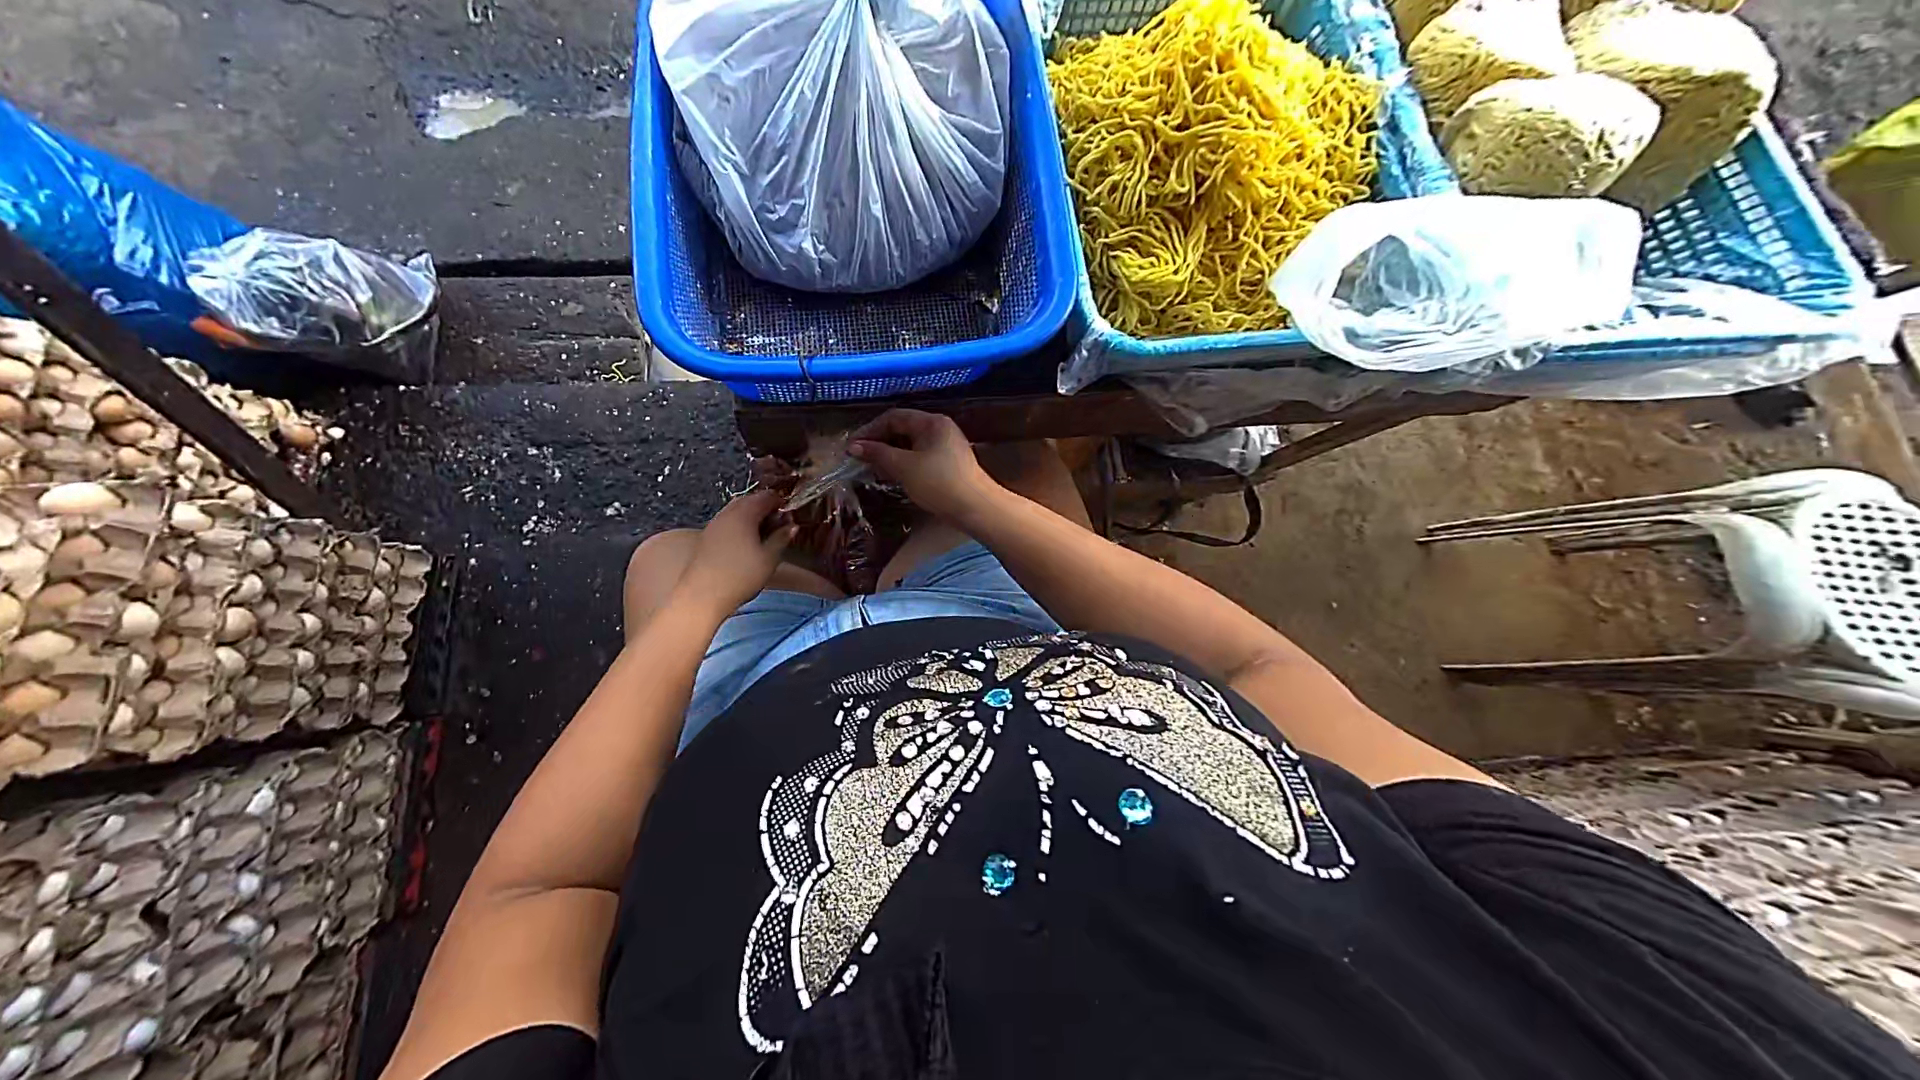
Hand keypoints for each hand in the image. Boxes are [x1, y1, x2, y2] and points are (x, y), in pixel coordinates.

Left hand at [675, 491, 796, 616]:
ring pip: (736, 511)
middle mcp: (727, 513)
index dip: (780, 502)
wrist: (702, 595)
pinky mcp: (706, 537)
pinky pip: (727, 522)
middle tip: (779, 523)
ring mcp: (714, 525)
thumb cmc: (741, 575)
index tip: (791, 514)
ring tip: (764, 534)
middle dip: (765, 507)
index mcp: (745, 513)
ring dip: (751, 517)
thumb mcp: (769, 558)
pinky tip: (746, 542)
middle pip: (749, 501)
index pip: (766, 497)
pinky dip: (739, 525)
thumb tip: (792, 525)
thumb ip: (782, 538)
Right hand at [848, 409, 998, 521]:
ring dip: (890, 455)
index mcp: (931, 422)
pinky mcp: (948, 464)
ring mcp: (946, 446)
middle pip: (902, 429)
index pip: (894, 417)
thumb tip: (854, 447)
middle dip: (879, 443)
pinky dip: (904, 463)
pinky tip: (894, 476)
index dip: (870, 430)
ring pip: (910, 444)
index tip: (853, 447)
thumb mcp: (904, 467)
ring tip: (874, 470)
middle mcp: (940, 429)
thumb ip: (878, 454)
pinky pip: (920, 456)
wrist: (976, 508)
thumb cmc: (939, 484)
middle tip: (861, 459)